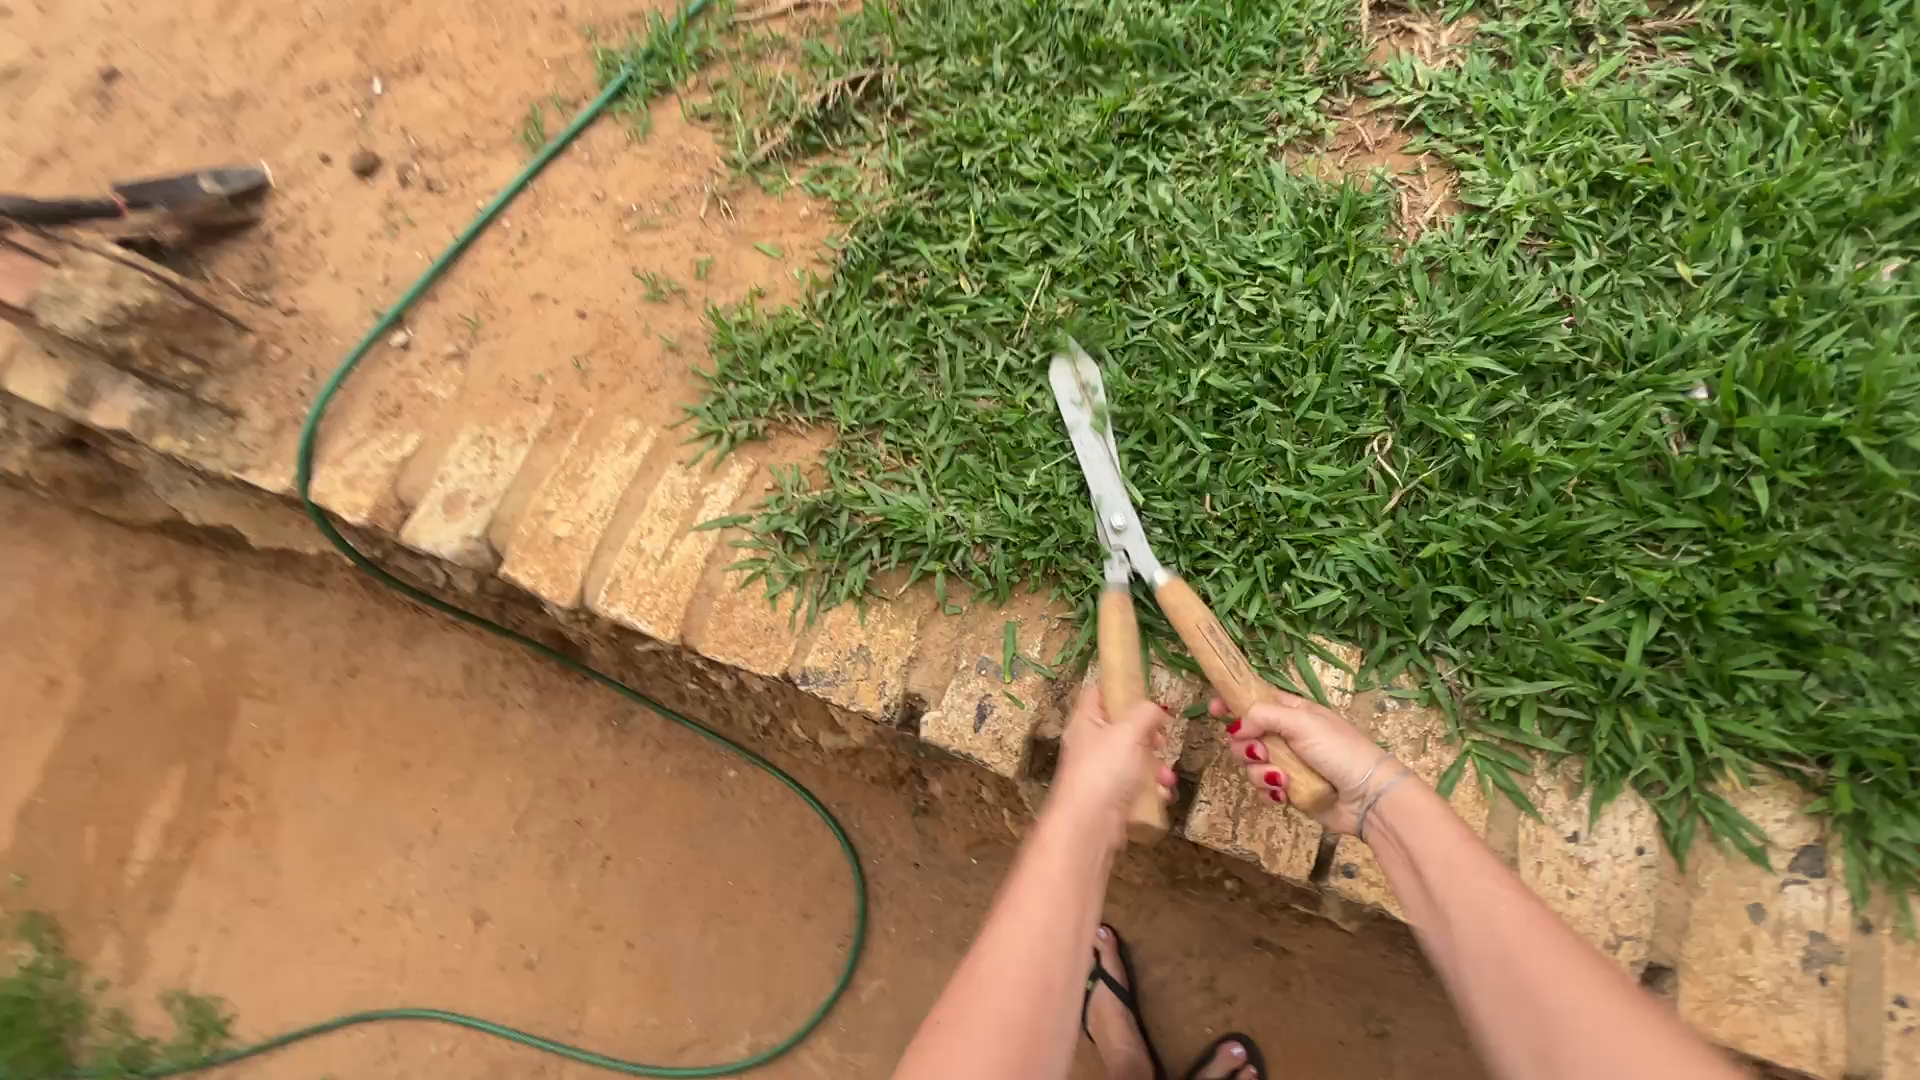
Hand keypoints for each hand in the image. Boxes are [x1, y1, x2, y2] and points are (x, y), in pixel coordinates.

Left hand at [1052, 684, 1176, 844]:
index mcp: (1085, 720)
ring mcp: (1099, 770)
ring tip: (1166, 776)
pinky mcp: (1110, 795)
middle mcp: (1089, 743)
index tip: (1146, 695)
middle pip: (1121, 727)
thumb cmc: (1104, 770)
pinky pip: (1134, 783)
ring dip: (1155, 765)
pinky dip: (1150, 787)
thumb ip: (1145, 713)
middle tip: (1161, 740)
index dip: (1121, 689)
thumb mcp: (1128, 731)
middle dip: (1148, 735)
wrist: (1089, 824)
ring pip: (1132, 757)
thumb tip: (1156, 708)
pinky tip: (1161, 794)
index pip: (1098, 692)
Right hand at [1210, 691, 1403, 835]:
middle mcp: (1284, 735)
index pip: (1253, 699)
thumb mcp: (1302, 722)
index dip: (1231, 702)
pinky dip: (1269, 792)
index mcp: (1290, 712)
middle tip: (1261, 753)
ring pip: (1250, 764)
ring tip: (1282, 779)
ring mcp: (1286, 763)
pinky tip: (1284, 795)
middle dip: (1246, 747)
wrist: (1369, 797)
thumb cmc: (1339, 750)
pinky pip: (1262, 788)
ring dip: (1261, 772)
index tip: (1214, 709)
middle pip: (1243, 735)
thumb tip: (1235, 726)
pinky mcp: (1288, 789)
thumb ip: (1262, 715)